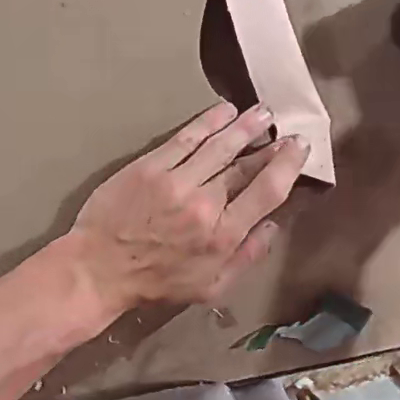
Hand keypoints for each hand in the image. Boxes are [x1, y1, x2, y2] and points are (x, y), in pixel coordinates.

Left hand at [66, 102, 309, 312]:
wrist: (99, 269)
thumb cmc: (157, 283)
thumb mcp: (211, 288)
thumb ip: (247, 257)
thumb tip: (272, 226)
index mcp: (224, 235)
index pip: (268, 191)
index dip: (288, 165)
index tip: (299, 148)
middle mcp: (205, 204)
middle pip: (246, 166)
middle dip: (270, 145)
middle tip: (285, 130)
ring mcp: (176, 181)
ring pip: (220, 145)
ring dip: (245, 126)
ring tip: (262, 112)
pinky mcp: (150, 167)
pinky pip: (186, 137)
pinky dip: (208, 121)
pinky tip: (225, 111)